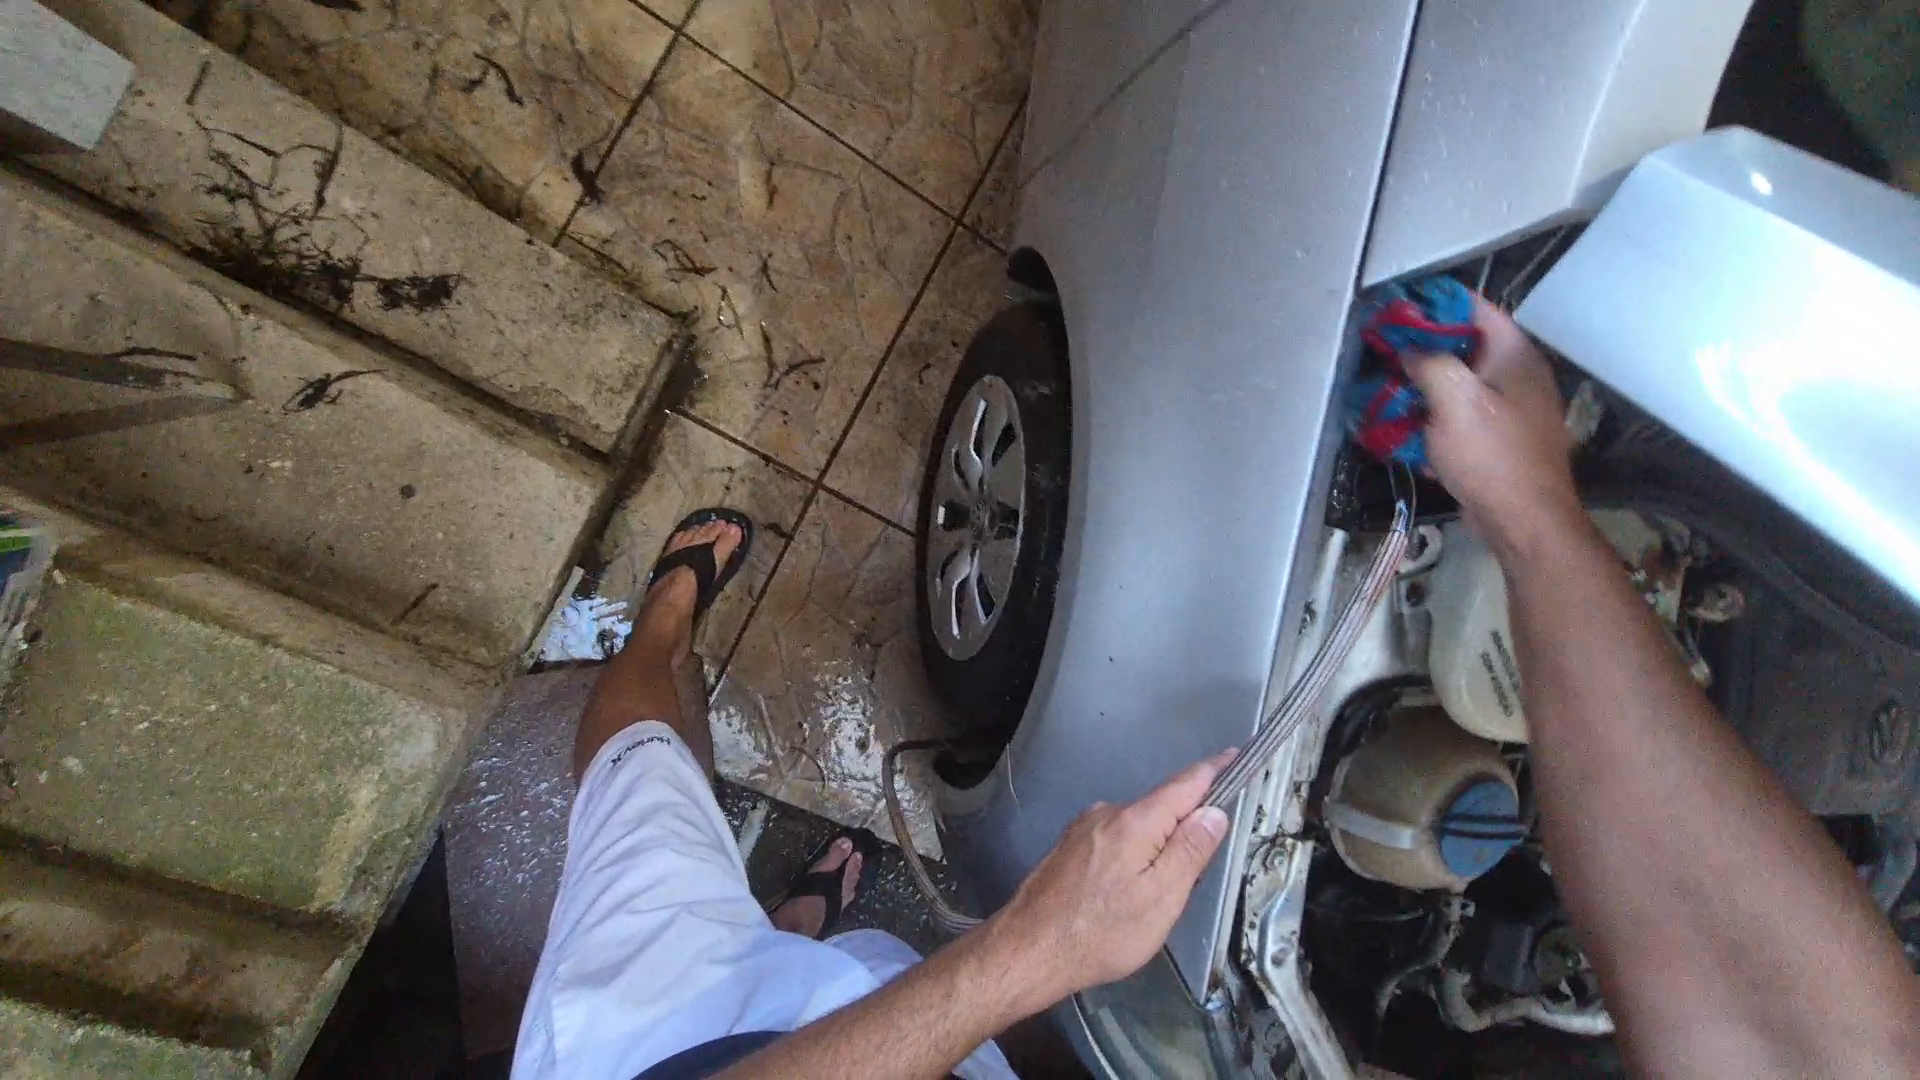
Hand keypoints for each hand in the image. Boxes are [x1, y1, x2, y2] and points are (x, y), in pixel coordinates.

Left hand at [986, 752, 1233, 1008]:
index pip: (1184, 784)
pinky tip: (1121, 895)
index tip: (1234, 754)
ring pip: (1137, 827)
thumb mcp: (1161, 898)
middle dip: (1183, 831)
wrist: (1031, 948)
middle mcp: (1108, 812)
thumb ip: (1189, 851)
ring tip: (1148, 900)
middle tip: (1189, 881)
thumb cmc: (1102, 931)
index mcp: (1135, 821)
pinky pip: (1115, 839)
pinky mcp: (1071, 844)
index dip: (1212, 771)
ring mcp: (1085, 826)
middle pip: (1161, 808)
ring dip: (1154, 849)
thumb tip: (1213, 810)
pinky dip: (1130, 856)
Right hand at [1403, 295, 1580, 556]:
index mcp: (1512, 354)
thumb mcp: (1455, 402)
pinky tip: (1402, 425)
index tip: (1394, 308)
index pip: (1473, 308)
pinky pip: (1455, 411)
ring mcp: (1505, 405)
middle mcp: (1513, 373)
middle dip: (1419, 346)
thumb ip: (1430, 364)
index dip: (1433, 303)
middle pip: (1461, 344)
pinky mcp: (1493, 434)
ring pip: (1455, 379)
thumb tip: (1408, 347)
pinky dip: (1429, 412)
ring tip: (1382, 387)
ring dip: (1419, 382)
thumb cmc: (1492, 456)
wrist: (1523, 517)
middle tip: (1379, 350)